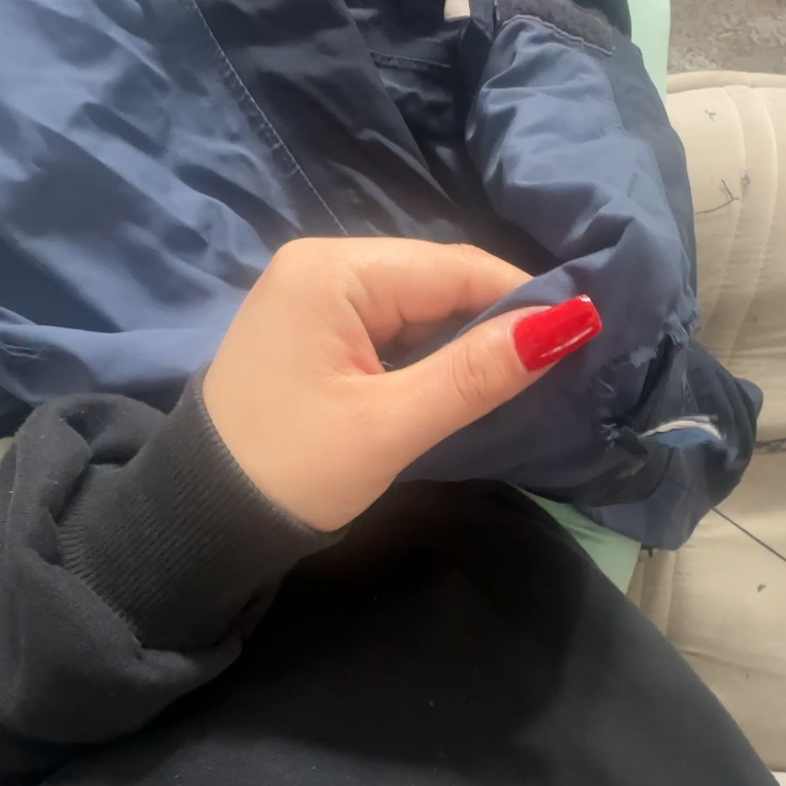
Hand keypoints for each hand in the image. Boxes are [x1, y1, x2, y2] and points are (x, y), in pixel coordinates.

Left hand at [203, 238, 600, 530]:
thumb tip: (570, 322)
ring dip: (461, 341)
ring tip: (513, 376)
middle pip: (433, 282)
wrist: (206, 518)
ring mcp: (311, 300)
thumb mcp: (390, 424)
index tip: (580, 335)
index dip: (521, 298)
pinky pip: (386, 329)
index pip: (451, 268)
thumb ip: (476, 373)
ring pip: (414, 308)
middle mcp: (320, 268)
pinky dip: (425, 354)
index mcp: (332, 273)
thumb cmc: (294, 470)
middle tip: (551, 364)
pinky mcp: (311, 334)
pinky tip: (454, 380)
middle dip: (492, 321)